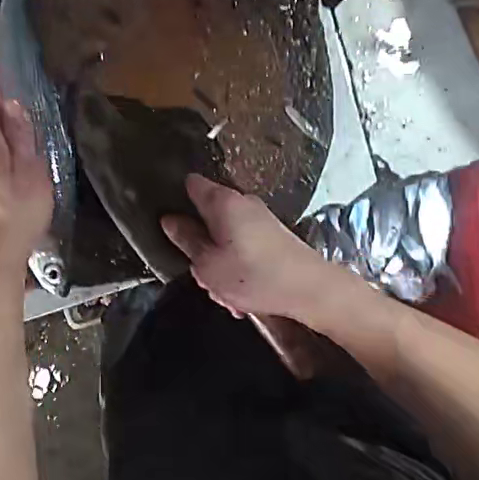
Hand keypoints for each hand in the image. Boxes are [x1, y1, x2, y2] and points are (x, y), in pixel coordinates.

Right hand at [160, 175, 353, 323]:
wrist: (310, 290)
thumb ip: (186, 240)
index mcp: (223, 202)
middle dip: (200, 245)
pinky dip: (238, 269)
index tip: (168, 223)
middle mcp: (243, 203)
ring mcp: (260, 219)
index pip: (190, 185)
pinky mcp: (273, 237)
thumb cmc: (254, 276)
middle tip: (201, 272)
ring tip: (225, 292)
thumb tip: (170, 220)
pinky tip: (242, 294)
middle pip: (207, 216)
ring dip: (219, 264)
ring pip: (224, 238)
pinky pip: (243, 249)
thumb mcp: (207, 264)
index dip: (175, 199)